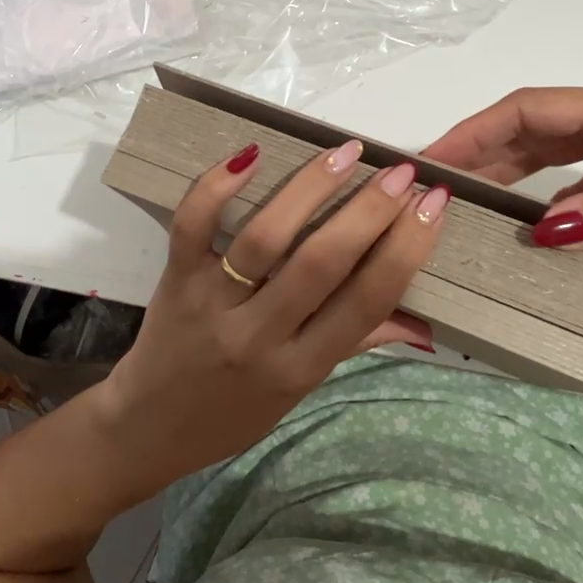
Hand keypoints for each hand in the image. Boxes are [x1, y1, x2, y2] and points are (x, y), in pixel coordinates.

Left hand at [93, 140, 449, 481]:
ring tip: (345, 155)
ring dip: (309, 190)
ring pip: (265, 239)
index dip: (406, 249)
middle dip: (369, 213)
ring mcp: (213, 304)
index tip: (433, 204)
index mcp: (301, 366)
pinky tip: (250, 154)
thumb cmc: (234, 411)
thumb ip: (355, 344)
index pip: (366, 301)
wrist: (149, 428)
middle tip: (401, 172)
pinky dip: (216, 188)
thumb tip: (423, 325)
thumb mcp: (300, 392)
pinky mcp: (175, 280)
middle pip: (322, 264)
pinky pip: (192, 228)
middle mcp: (260, 335)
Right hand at [421, 85, 582, 248]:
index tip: (428, 160)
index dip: (472, 130)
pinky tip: (551, 230)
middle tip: (435, 193)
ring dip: (515, 175)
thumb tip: (542, 233)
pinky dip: (563, 200)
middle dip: (480, 153)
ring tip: (475, 212)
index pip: (529, 110)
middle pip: (534, 129)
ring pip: (562, 153)